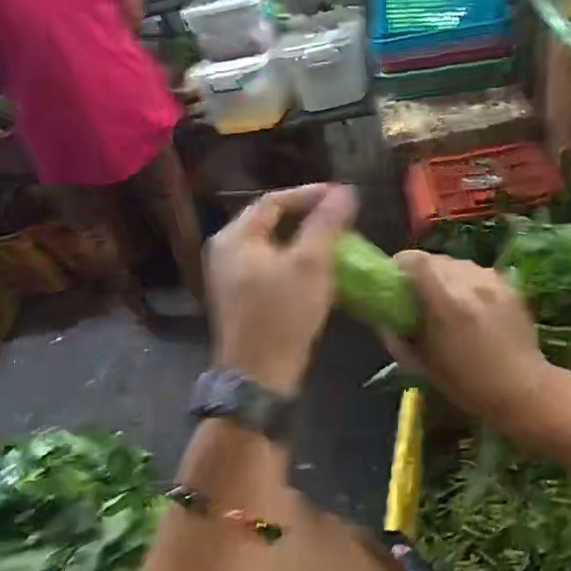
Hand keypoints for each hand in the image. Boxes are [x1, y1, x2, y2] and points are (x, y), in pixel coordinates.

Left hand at [207, 183, 356, 393]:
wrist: (258, 379)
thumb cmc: (283, 316)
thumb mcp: (311, 265)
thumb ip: (327, 223)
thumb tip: (345, 191)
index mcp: (235, 237)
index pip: (274, 200)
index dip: (310, 194)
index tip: (342, 197)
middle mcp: (225, 252)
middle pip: (270, 221)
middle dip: (307, 217)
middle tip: (340, 218)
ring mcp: (229, 278)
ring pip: (271, 246)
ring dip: (303, 240)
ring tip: (335, 242)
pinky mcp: (239, 299)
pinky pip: (269, 267)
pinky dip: (294, 262)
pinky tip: (317, 272)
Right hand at [385, 251, 556, 432]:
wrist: (522, 390)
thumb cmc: (468, 384)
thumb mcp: (423, 365)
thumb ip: (398, 337)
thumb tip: (382, 319)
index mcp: (446, 299)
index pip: (416, 260)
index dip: (400, 264)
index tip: (394, 280)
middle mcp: (470, 282)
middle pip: (437, 259)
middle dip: (422, 272)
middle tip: (417, 295)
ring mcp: (493, 282)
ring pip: (460, 264)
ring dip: (447, 275)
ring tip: (445, 300)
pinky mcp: (510, 287)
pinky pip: (480, 274)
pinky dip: (468, 282)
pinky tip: (470, 305)